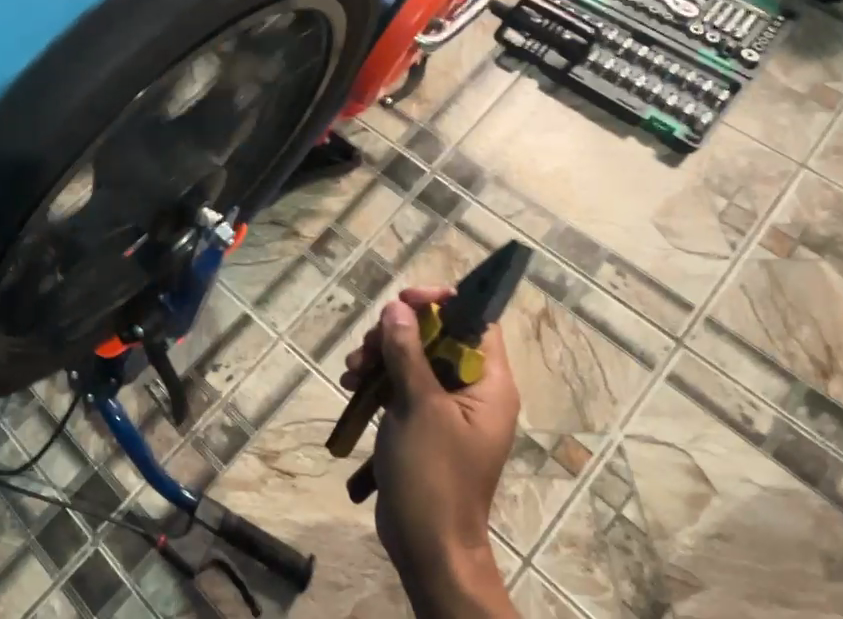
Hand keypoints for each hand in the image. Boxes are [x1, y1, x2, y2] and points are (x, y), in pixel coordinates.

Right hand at [341, 286, 519, 615]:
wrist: (428, 543)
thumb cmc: (433, 474)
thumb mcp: (419, 406)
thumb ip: (408, 352)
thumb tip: (398, 307)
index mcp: (490, 384)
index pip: (476, 322)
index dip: (442, 303)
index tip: (403, 300)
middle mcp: (473, 391)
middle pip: (436, 336)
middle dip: (396, 333)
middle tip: (366, 348)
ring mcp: (446, 408)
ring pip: (412, 358)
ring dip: (379, 355)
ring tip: (352, 373)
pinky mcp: (422, 422)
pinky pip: (400, 383)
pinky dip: (376, 378)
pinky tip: (352, 386)